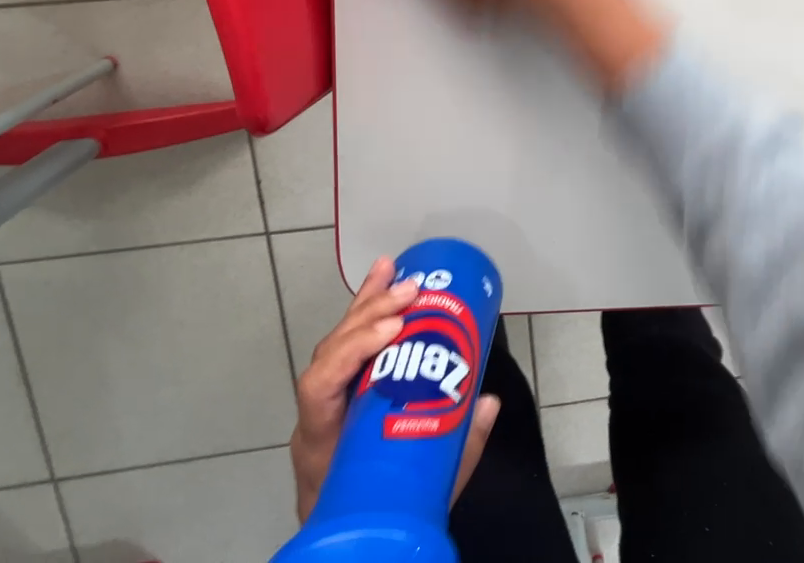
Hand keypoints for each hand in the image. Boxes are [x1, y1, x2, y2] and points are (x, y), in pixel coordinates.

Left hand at [289, 256, 500, 522]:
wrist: (346, 534)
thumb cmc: (379, 511)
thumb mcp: (421, 491)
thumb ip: (457, 450)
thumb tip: (487, 401)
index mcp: (322, 443)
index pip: (319, 389)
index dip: (351, 352)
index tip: (393, 332)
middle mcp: (316, 415)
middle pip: (332, 353)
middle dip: (370, 317)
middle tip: (412, 291)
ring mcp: (326, 400)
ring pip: (338, 342)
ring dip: (367, 304)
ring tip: (395, 270)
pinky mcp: (340, 389)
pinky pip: (348, 345)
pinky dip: (366, 311)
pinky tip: (383, 279)